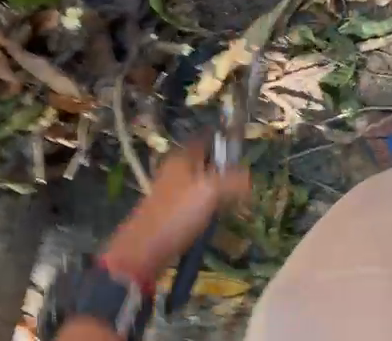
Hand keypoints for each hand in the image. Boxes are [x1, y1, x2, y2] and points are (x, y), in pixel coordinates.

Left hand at [99, 142, 251, 283]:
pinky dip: (208, 209)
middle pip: (207, 163)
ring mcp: (172, 192)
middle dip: (226, 172)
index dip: (226, 143)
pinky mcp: (170, 213)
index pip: (207, 139)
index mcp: (183, 157)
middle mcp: (176, 169)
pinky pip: (195, 204)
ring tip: (235, 205)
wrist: (141, 252)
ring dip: (218, 194)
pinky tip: (216, 221)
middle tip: (245, 183)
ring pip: (202, 185)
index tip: (245, 153)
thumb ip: (233, 181)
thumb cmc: (176, 214)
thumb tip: (250, 175)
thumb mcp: (210, 193)